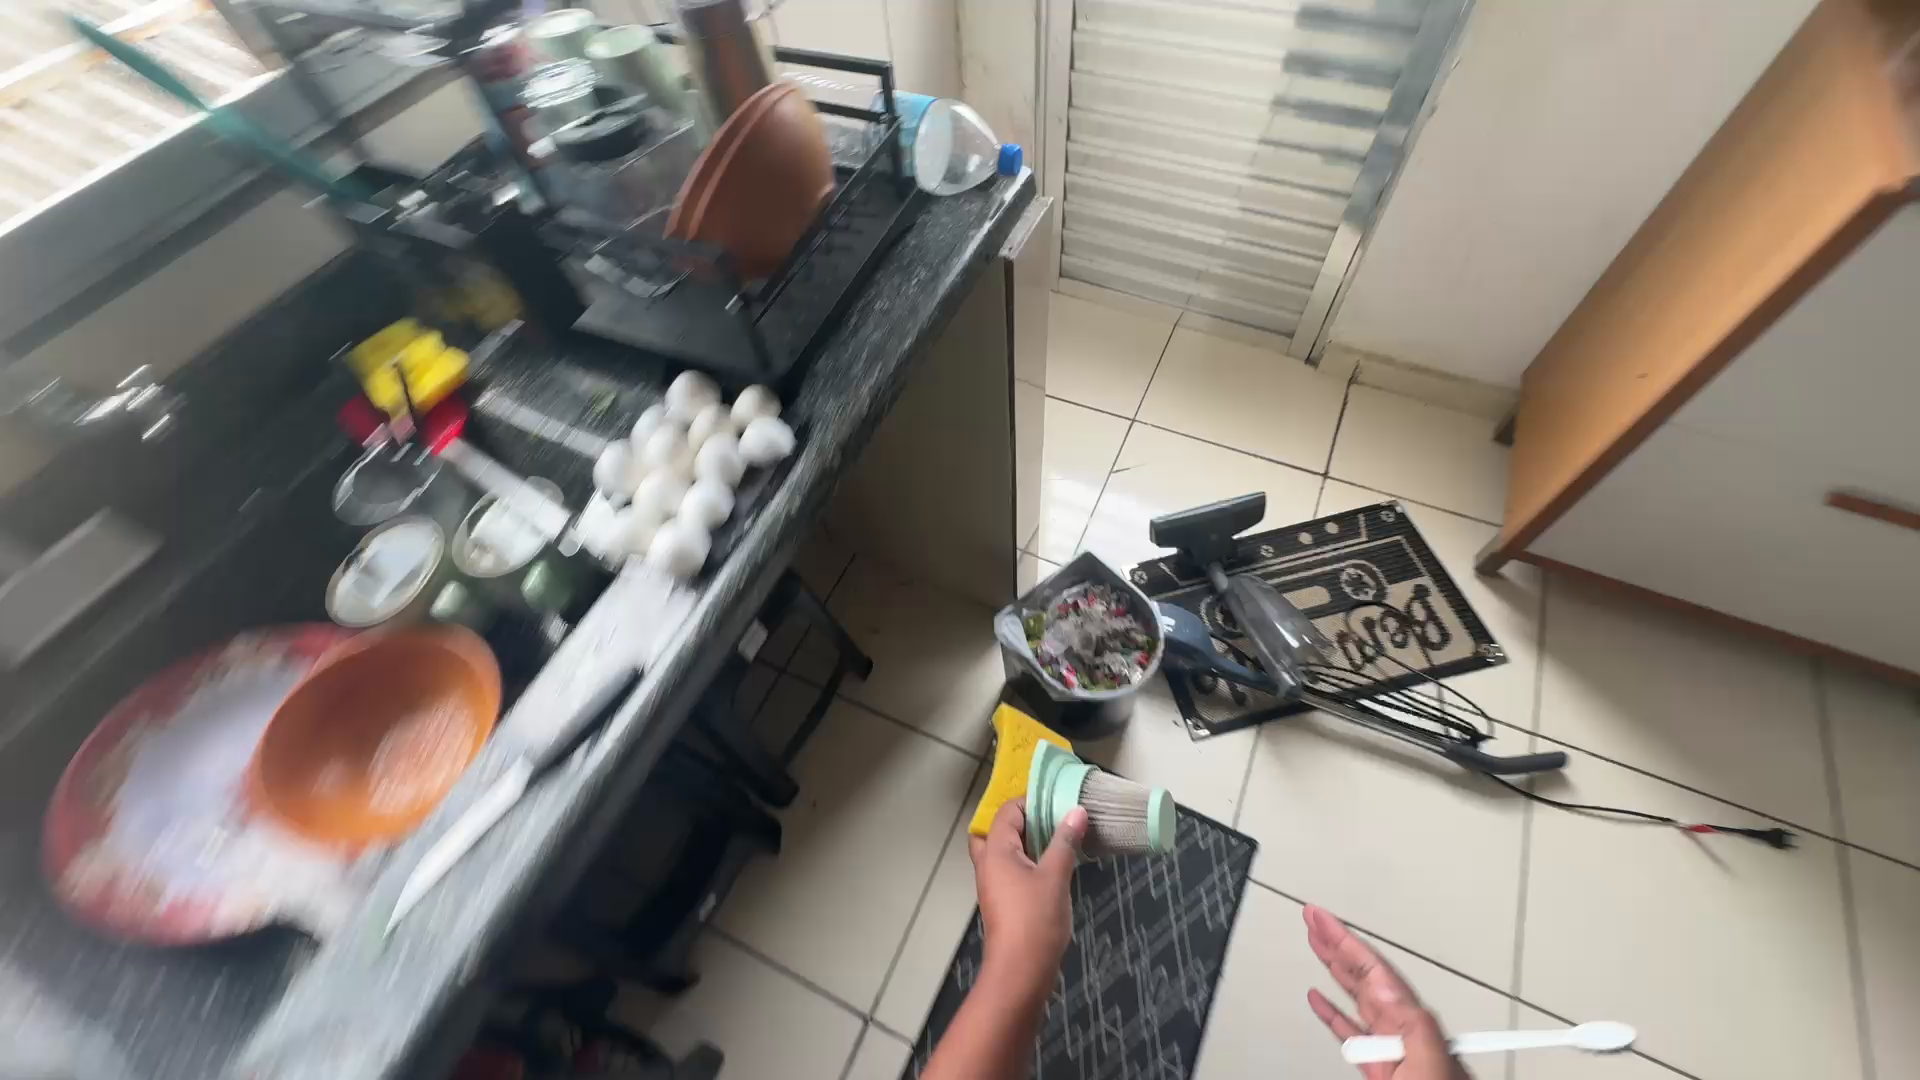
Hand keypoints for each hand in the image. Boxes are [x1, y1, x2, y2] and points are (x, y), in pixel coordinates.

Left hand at [968, 798, 1086, 1004]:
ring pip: (1004, 850)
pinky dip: (1028, 861)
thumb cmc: (1035, 920)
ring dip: (1027, 842)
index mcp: (996, 850)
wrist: (1020, 973)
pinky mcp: (1003, 901)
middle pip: (997, 829)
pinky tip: (1052, 866)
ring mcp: (994, 884)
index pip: (1006, 811)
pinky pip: (1011, 869)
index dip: (1029, 801)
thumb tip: (1077, 811)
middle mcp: (988, 863)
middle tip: (1050, 819)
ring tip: (1056, 838)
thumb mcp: (1055, 875)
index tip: (1056, 801)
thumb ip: (1065, 840)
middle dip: (1022, 821)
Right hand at [1303, 906, 1469, 1079]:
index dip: (1347, 941)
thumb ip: (1417, 1034)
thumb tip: (1391, 992)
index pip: (1375, 973)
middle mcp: (1404, 1037)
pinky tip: (1317, 999)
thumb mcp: (1432, 1074)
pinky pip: (1353, 1034)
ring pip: (1359, 1001)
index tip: (1321, 918)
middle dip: (1338, 946)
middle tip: (1312, 918)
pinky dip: (1333, 1013)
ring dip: (1335, 971)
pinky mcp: (1381, 1076)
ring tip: (1314, 945)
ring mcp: (1393, 1056)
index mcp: (1414, 1031)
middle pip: (1366, 979)